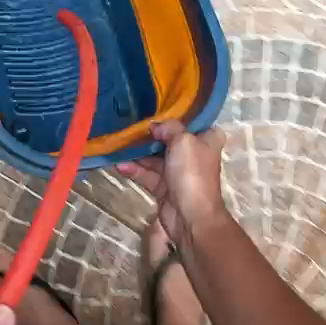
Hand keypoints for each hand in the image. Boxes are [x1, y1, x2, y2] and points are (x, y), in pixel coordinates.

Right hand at [115, 120, 227, 249]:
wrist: (192, 217)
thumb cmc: (192, 172)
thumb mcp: (183, 140)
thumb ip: (169, 127)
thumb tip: (155, 126)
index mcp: (207, 140)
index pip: (192, 122)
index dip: (174, 115)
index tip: (154, 107)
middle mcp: (194, 154)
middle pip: (169, 139)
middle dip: (151, 134)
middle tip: (130, 124)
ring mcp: (178, 172)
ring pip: (155, 157)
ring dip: (138, 153)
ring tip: (118, 144)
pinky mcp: (165, 188)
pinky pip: (147, 175)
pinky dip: (135, 170)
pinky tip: (119, 165)